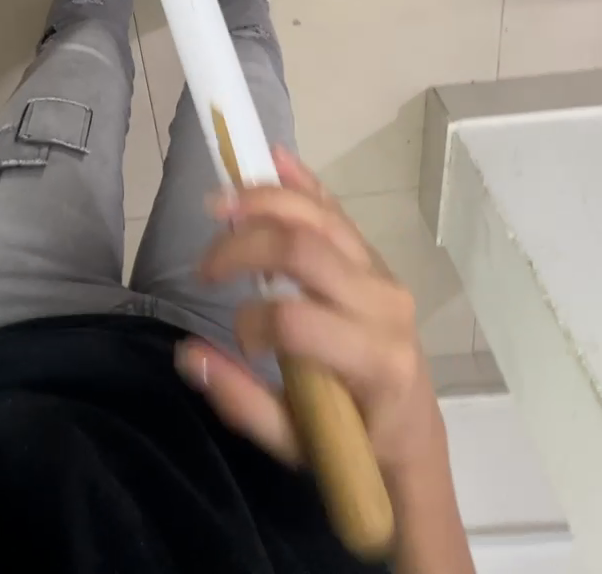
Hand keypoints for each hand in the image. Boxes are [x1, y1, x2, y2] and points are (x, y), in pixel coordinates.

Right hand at [175, 149, 446, 481]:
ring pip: (321, 219)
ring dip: (267, 201)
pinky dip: (303, 182)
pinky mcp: (376, 260)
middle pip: (306, 250)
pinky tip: (274, 157)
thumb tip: (188, 354)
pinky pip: (338, 212)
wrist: (413, 431)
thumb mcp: (295, 441)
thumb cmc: (354, 443)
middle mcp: (385, 305)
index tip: (233, 337)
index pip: (297, 319)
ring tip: (221, 202)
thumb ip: (241, 401)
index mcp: (373, 360)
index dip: (250, 322)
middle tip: (206, 263)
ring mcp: (385, 275)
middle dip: (245, 245)